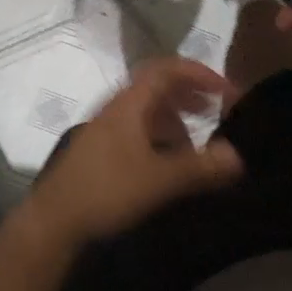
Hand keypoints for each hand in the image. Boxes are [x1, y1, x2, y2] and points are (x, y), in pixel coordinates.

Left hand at [25, 57, 244, 245]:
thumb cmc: (107, 190)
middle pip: (158, 87)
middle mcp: (116, 107)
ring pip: (147, 111)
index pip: (168, 70)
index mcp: (130, 103)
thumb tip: (238, 156)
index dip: (200, 74)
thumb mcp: (160, 180)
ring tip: (197, 143)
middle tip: (217, 111)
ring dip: (175, 119)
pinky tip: (168, 163)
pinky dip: (160, 136)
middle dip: (191, 94)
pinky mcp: (99, 150)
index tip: (227, 91)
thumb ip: (200, 167)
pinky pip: (137, 130)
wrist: (53, 220)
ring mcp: (105, 128)